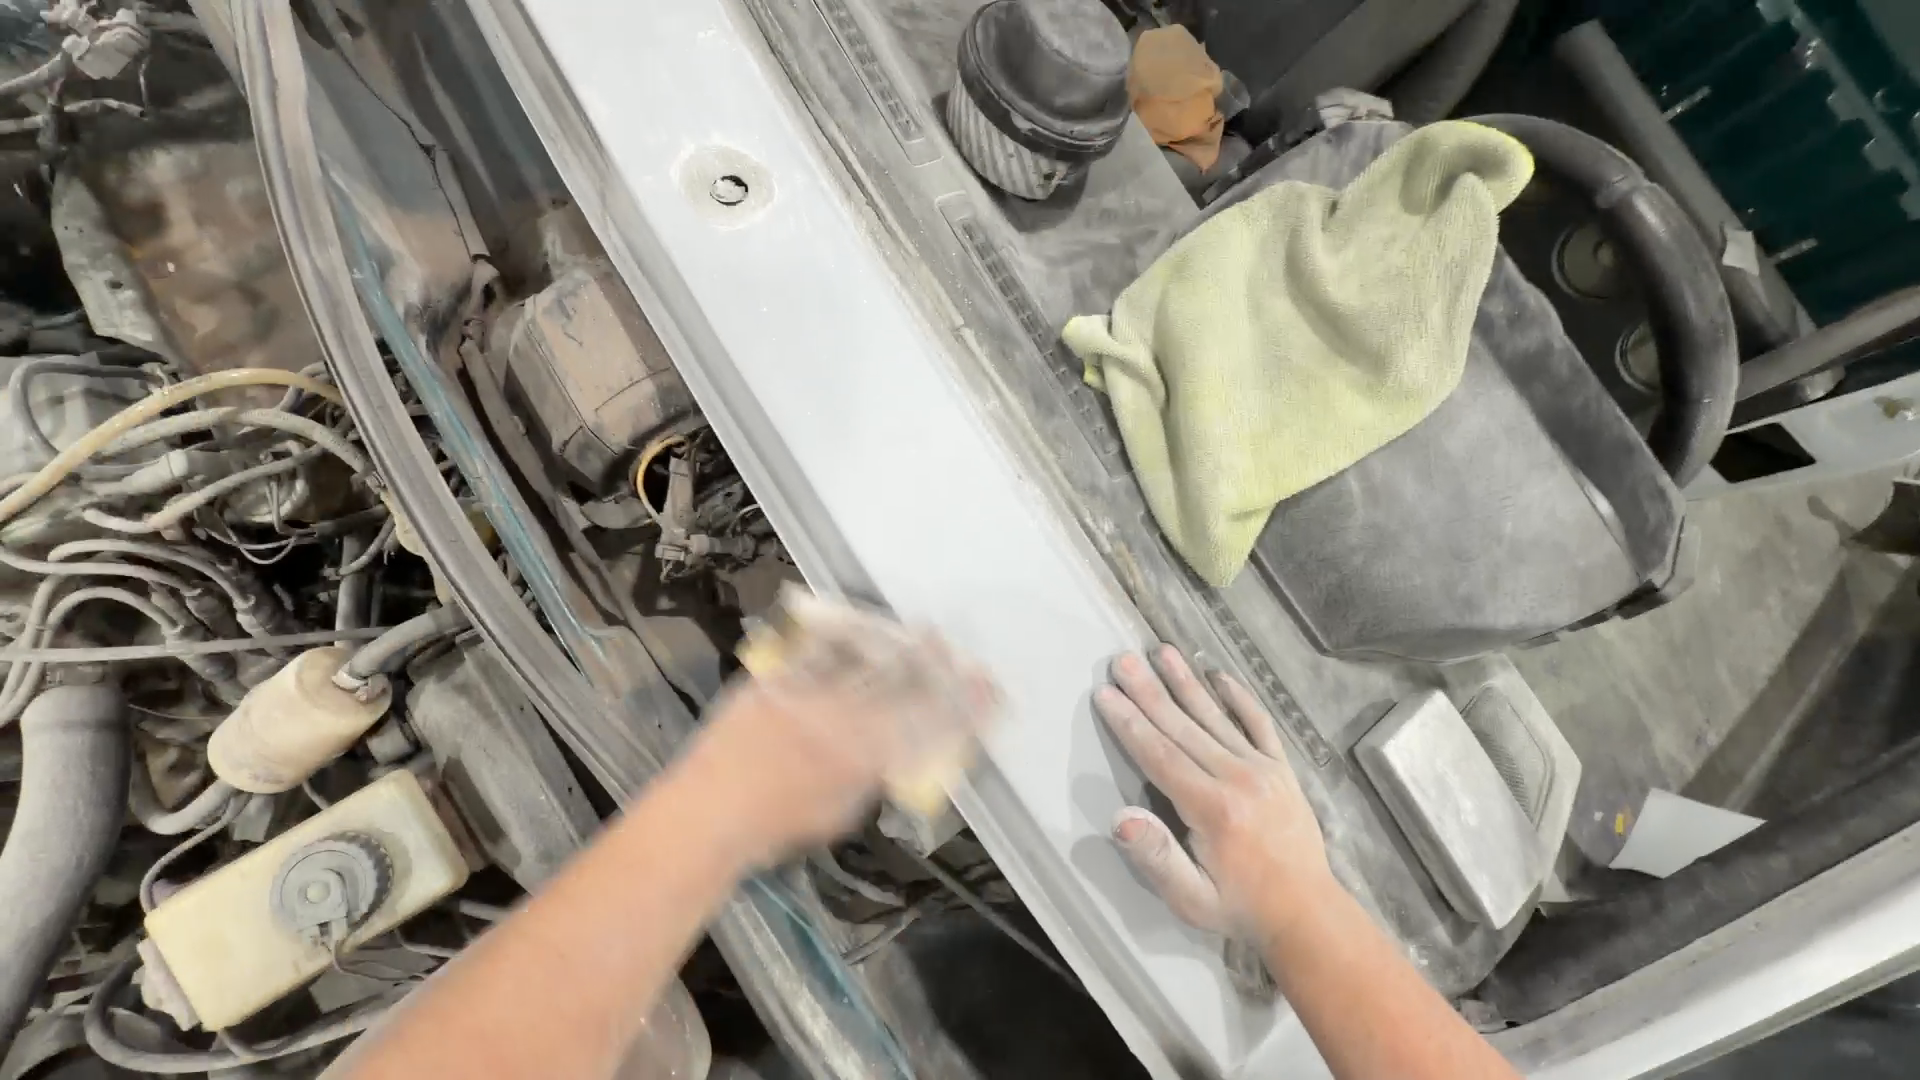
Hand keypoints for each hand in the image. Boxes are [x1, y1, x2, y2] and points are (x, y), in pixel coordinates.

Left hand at [684, 598, 998, 865]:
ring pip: (864, 665)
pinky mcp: (778, 679)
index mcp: (860, 758)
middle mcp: (840, 720)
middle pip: (902, 689)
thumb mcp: (841, 812)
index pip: (926, 727)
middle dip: (938, 670)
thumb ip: (873, 778)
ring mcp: (808, 695)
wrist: (707, 811)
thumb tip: (897, 754)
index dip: (961, 710)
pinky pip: (817, 653)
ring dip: (901, 647)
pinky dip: (845, 639)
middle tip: (963, 655)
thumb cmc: (774, 826)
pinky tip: (864, 627)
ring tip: (927, 633)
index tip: (987, 694)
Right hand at [1094, 645, 1331, 937]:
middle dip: (1148, 691)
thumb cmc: (1238, 907)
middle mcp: (1238, 778)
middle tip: (1122, 659)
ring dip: (1186, 681)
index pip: (1160, 755)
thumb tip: (1122, 819)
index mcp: (1212, 809)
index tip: (1105, 693)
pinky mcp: (1282, 769)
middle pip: (1182, 726)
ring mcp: (1263, 769)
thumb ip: (1157, 859)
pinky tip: (1218, 674)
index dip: (1129, 723)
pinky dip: (1239, 697)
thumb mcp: (1190, 899)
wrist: (1309, 915)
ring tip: (1162, 650)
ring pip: (1215, 717)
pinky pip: (1259, 724)